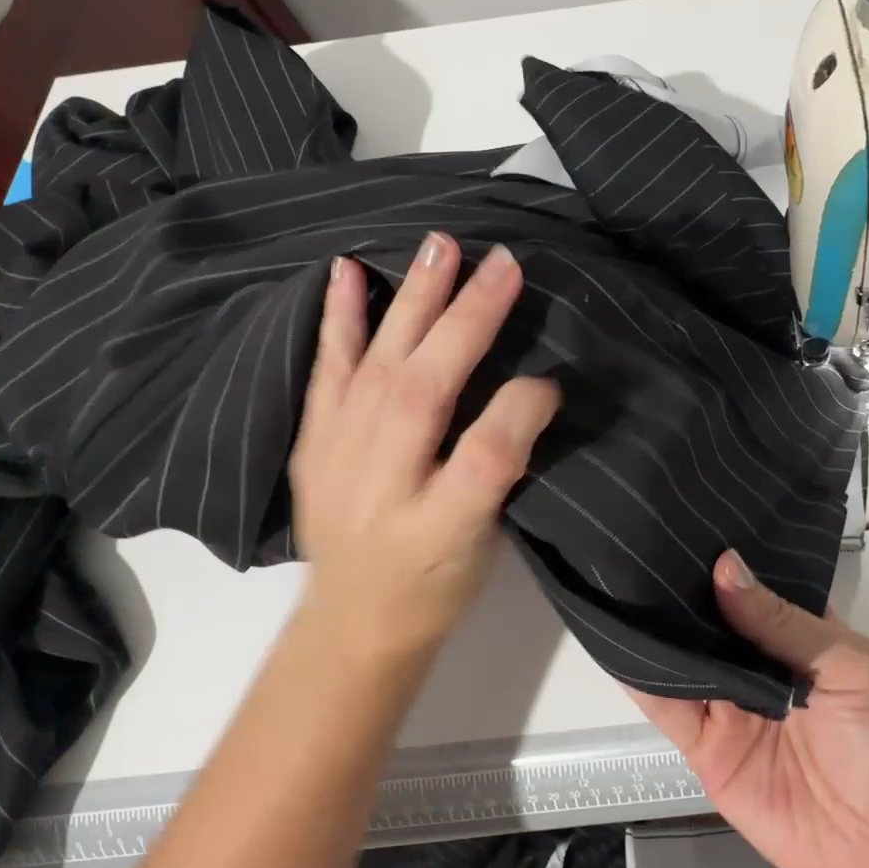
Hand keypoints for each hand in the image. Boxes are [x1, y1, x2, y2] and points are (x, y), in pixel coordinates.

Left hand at [289, 233, 559, 655]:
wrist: (352, 622)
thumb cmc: (435, 583)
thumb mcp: (487, 545)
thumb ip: (503, 473)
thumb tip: (532, 396)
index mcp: (438, 522)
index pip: (486, 454)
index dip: (521, 409)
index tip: (553, 381)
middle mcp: (381, 483)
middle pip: (425, 391)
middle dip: (467, 322)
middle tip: (502, 260)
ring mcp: (338, 458)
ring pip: (379, 367)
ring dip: (413, 302)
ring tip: (440, 246)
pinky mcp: (315, 440)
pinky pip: (327, 372)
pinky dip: (338, 320)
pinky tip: (349, 273)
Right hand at [628, 550, 868, 867]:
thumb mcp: (843, 666)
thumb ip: (781, 621)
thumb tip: (725, 566)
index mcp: (798, 631)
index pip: (754, 584)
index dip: (725, 558)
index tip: (687, 519)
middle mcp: (758, 660)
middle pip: (710, 618)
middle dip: (680, 588)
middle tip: (639, 540)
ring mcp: (729, 703)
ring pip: (682, 657)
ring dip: (656, 627)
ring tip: (620, 577)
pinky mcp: (705, 747)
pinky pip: (667, 708)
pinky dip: (641, 679)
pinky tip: (619, 643)